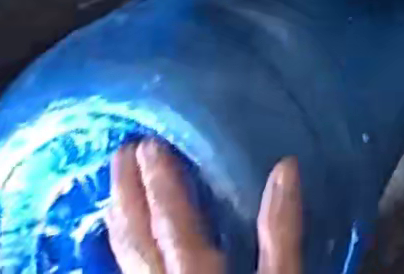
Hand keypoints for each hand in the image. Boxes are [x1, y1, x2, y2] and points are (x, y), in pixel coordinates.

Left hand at [107, 139, 300, 273]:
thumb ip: (281, 233)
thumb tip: (285, 166)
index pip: (172, 223)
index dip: (161, 182)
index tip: (149, 143)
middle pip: (136, 240)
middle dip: (127, 195)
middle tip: (120, 151)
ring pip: (126, 260)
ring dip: (120, 220)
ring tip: (117, 186)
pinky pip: (132, 272)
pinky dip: (125, 249)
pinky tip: (129, 239)